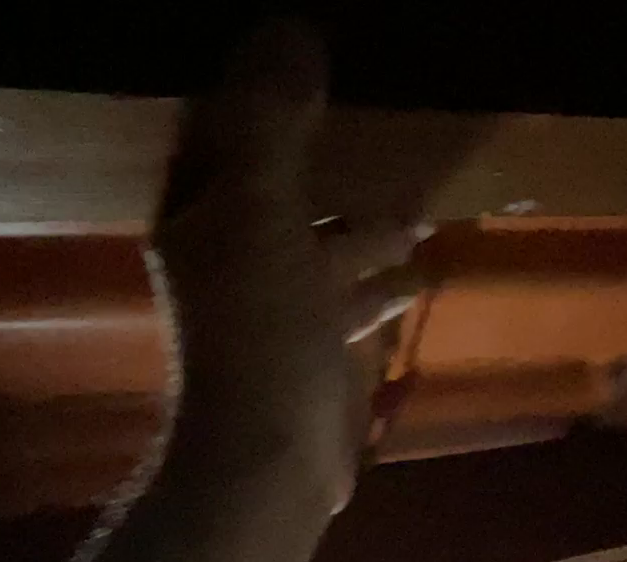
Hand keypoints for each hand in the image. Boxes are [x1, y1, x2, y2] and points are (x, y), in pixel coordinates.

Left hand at [154, 22, 423, 509]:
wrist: (272, 454)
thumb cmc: (260, 330)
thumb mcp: (259, 213)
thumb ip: (270, 124)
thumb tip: (293, 28)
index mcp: (207, 221)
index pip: (229, 142)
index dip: (264, 103)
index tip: (313, 70)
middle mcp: (235, 263)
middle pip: (284, 199)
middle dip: (328, 172)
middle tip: (382, 139)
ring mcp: (278, 315)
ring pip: (326, 256)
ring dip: (367, 235)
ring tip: (419, 216)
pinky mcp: (316, 358)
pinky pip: (352, 305)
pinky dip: (383, 290)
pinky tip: (418, 282)